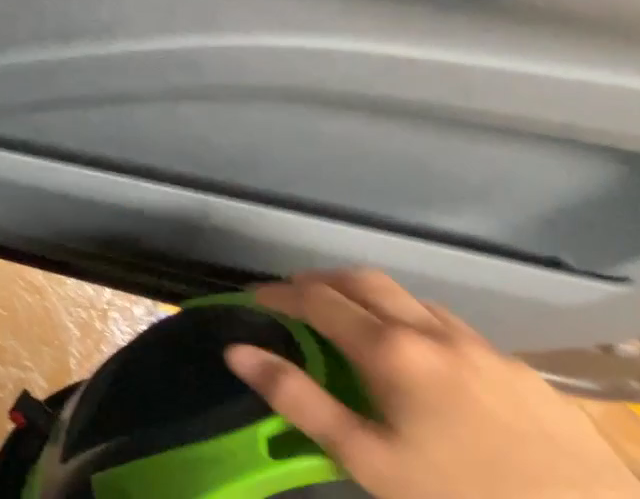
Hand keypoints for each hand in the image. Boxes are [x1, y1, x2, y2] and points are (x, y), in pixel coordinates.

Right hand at [225, 268, 639, 498]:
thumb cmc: (461, 495)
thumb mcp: (367, 460)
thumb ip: (298, 400)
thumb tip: (235, 350)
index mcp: (390, 350)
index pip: (316, 299)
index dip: (277, 294)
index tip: (253, 301)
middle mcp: (433, 332)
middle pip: (364, 280)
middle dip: (321, 281)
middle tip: (295, 299)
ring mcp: (483, 349)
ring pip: (412, 300)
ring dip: (371, 299)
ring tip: (354, 325)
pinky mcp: (522, 372)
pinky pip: (453, 328)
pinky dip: (416, 324)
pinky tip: (423, 363)